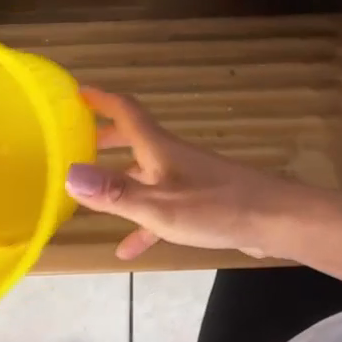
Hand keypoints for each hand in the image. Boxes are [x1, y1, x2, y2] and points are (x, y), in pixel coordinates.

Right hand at [65, 87, 303, 259]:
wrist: (272, 219)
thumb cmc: (214, 207)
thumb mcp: (159, 205)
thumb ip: (115, 193)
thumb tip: (69, 173)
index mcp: (158, 148)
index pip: (126, 111)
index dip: (101, 99)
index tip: (76, 92)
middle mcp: (170, 155)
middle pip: (133, 137)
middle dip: (105, 136)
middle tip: (77, 140)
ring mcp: (186, 177)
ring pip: (144, 172)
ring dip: (119, 177)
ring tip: (91, 193)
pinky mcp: (199, 201)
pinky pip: (161, 206)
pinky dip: (142, 222)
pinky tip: (127, 249)